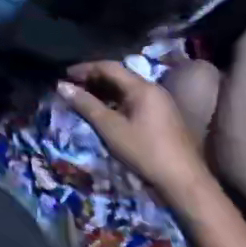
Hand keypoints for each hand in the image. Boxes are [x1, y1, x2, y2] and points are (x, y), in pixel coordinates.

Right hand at [59, 61, 210, 196]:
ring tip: (83, 98)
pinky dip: (115, 101)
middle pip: (118, 76)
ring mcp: (160, 102)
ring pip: (126, 89)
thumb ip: (86, 105)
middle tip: (71, 87)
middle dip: (93, 79)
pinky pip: (134, 100)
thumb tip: (62, 86)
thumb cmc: (145, 151)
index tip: (64, 75)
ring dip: (103, 91)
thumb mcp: (111, 128)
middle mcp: (153, 89)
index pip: (109, 67)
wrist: (183, 180)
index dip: (84, 68)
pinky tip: (104, 112)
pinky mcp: (162, 116)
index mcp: (142, 88)